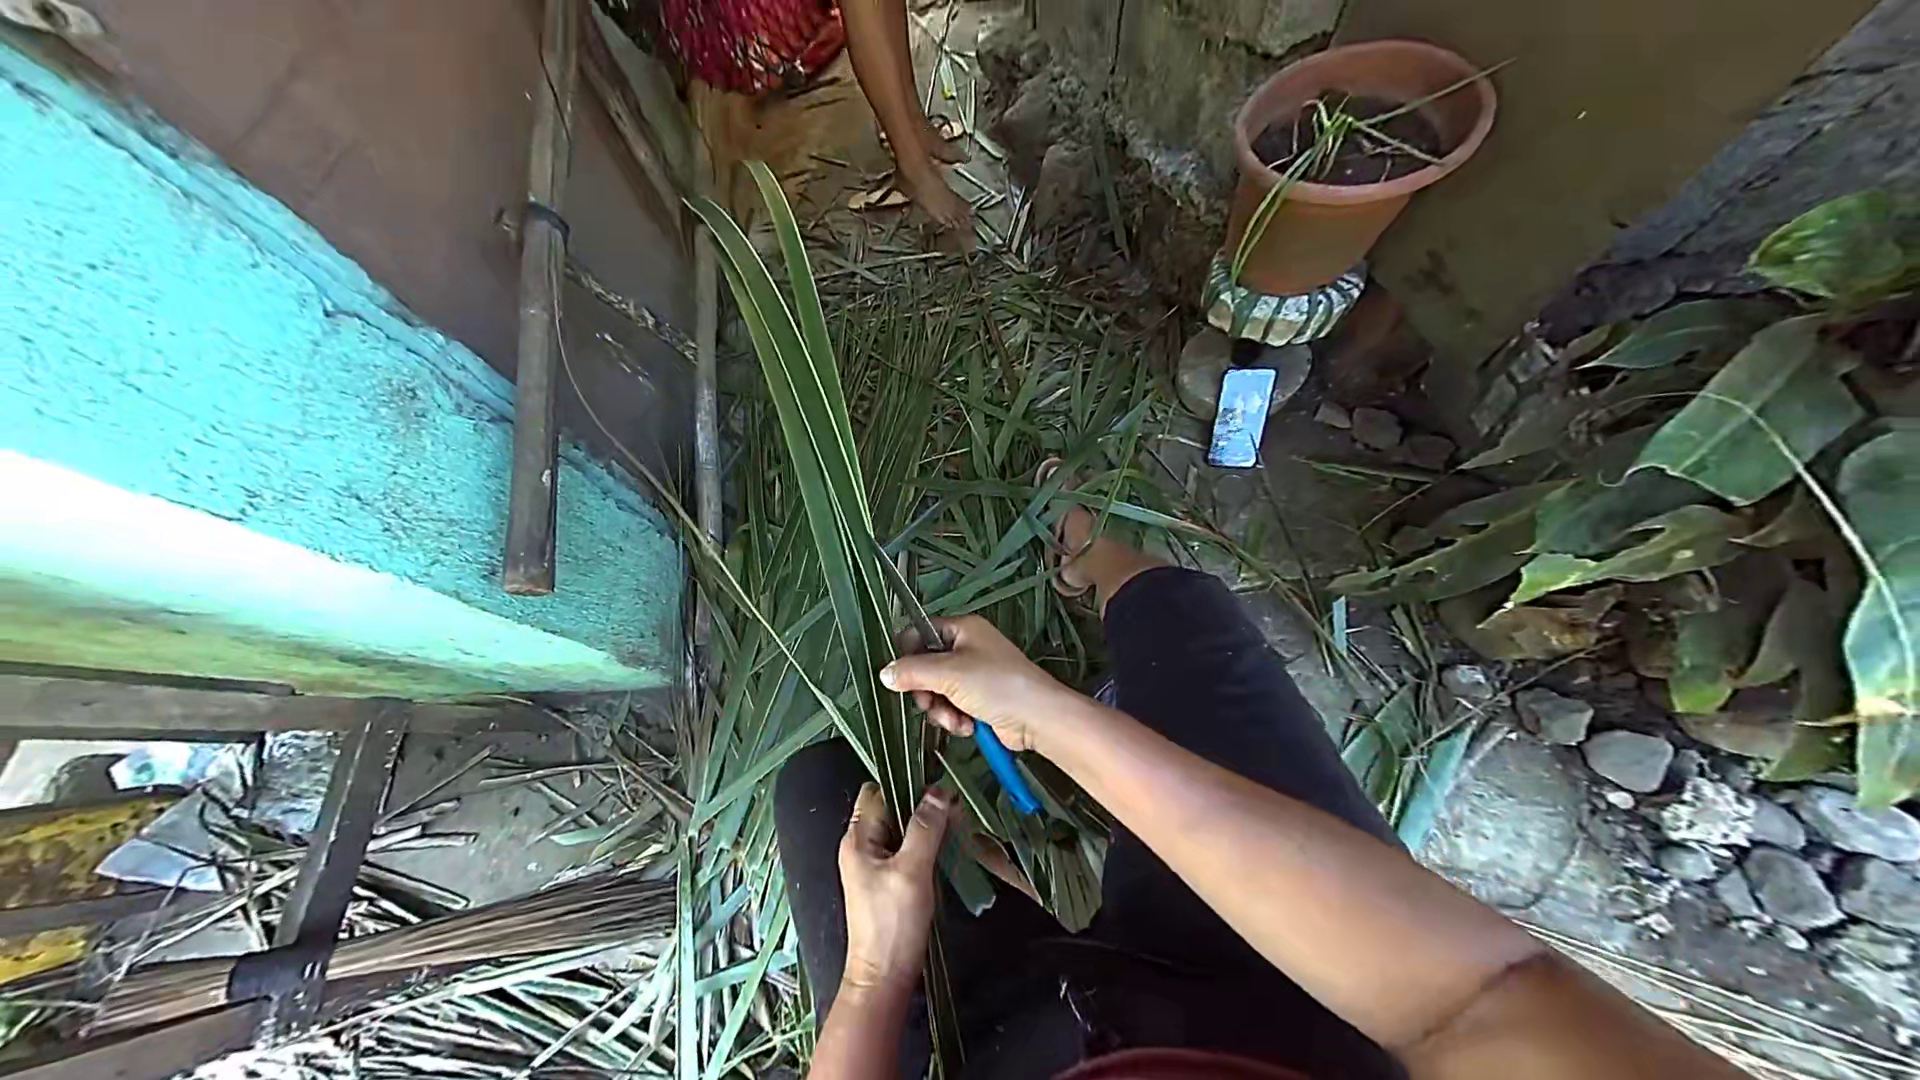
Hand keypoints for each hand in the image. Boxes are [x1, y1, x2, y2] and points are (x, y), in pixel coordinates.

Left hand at [839, 783, 951, 994]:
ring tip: (957, 819)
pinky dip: (926, 841)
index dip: (904, 781)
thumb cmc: (893, 923)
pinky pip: (908, 847)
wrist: (885, 979)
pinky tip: (949, 841)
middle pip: (891, 807)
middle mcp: (863, 846)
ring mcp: (875, 863)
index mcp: (858, 838)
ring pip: (902, 827)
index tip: (935, 780)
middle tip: (954, 801)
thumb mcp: (911, 870)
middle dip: (921, 802)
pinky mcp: (889, 879)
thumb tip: (939, 790)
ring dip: (928, 822)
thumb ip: (925, 827)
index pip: (877, 791)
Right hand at [879, 615, 1081, 752]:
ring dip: (941, 709)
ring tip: (955, 718)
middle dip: (926, 690)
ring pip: (936, 691)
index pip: (921, 632)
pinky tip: (967, 726)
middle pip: (925, 666)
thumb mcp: (949, 674)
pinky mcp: (979, 699)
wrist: (1037, 718)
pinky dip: (955, 718)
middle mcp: (967, 647)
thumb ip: (912, 671)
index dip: (907, 653)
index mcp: (963, 629)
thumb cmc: (995, 684)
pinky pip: (952, 706)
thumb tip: (884, 673)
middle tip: (931, 702)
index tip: (901, 675)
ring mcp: (974, 675)